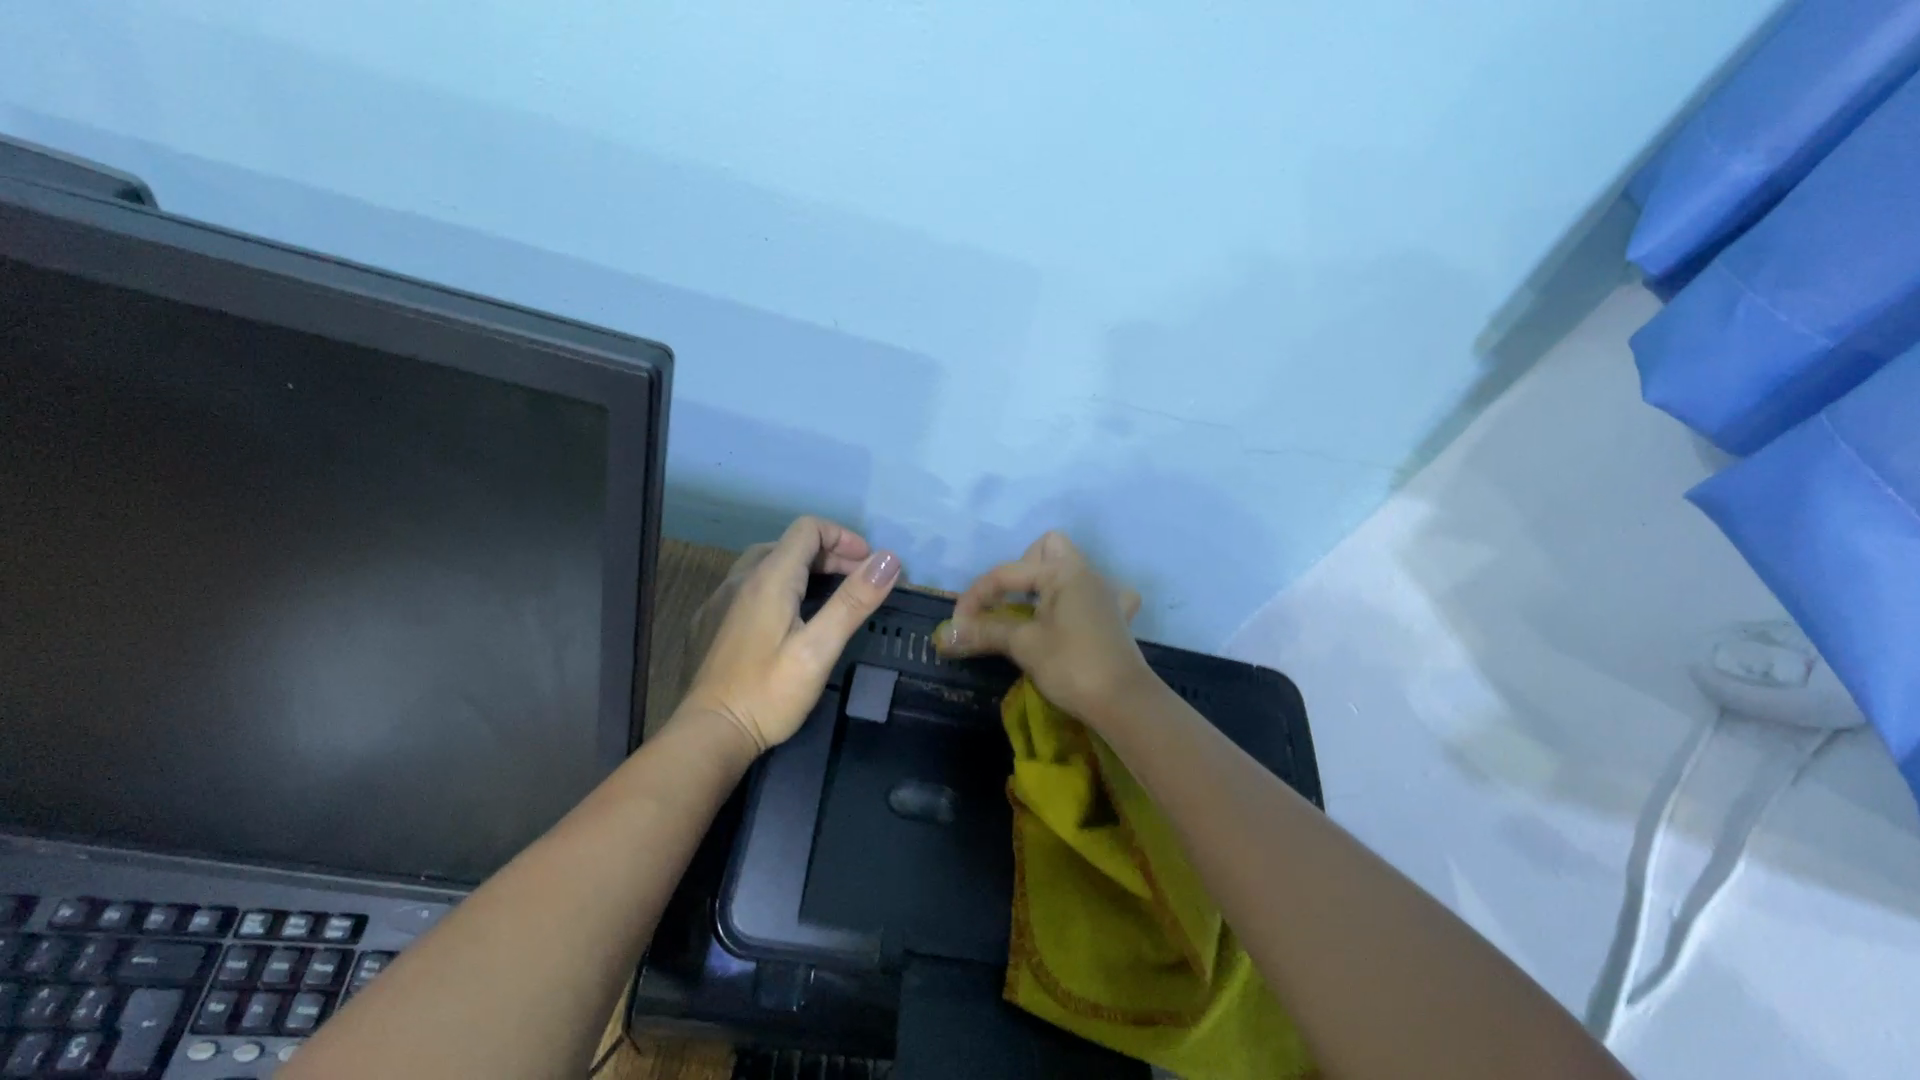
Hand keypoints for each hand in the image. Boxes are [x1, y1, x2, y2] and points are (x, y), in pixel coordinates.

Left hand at [680, 517, 900, 753]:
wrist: (709, 733)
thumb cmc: (769, 693)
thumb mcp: (819, 649)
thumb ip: (853, 601)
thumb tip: (888, 559)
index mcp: (769, 578)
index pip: (807, 529)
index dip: (842, 537)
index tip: (868, 563)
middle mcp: (739, 579)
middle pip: (788, 545)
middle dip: (827, 555)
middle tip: (856, 582)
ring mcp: (718, 600)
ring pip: (764, 565)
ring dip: (800, 570)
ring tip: (825, 597)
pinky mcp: (708, 623)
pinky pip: (746, 589)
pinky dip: (774, 589)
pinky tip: (783, 620)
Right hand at [935, 531, 1152, 724]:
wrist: (1123, 702)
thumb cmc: (1071, 665)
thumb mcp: (1024, 645)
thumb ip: (985, 632)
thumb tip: (947, 633)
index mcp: (1065, 571)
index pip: (1008, 573)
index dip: (976, 596)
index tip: (957, 625)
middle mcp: (1087, 574)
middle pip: (1048, 549)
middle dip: (1020, 569)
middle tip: (1005, 603)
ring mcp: (1105, 595)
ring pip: (1069, 569)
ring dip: (1045, 584)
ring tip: (1029, 611)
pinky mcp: (1114, 618)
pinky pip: (1092, 596)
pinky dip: (1075, 602)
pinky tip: (1069, 620)